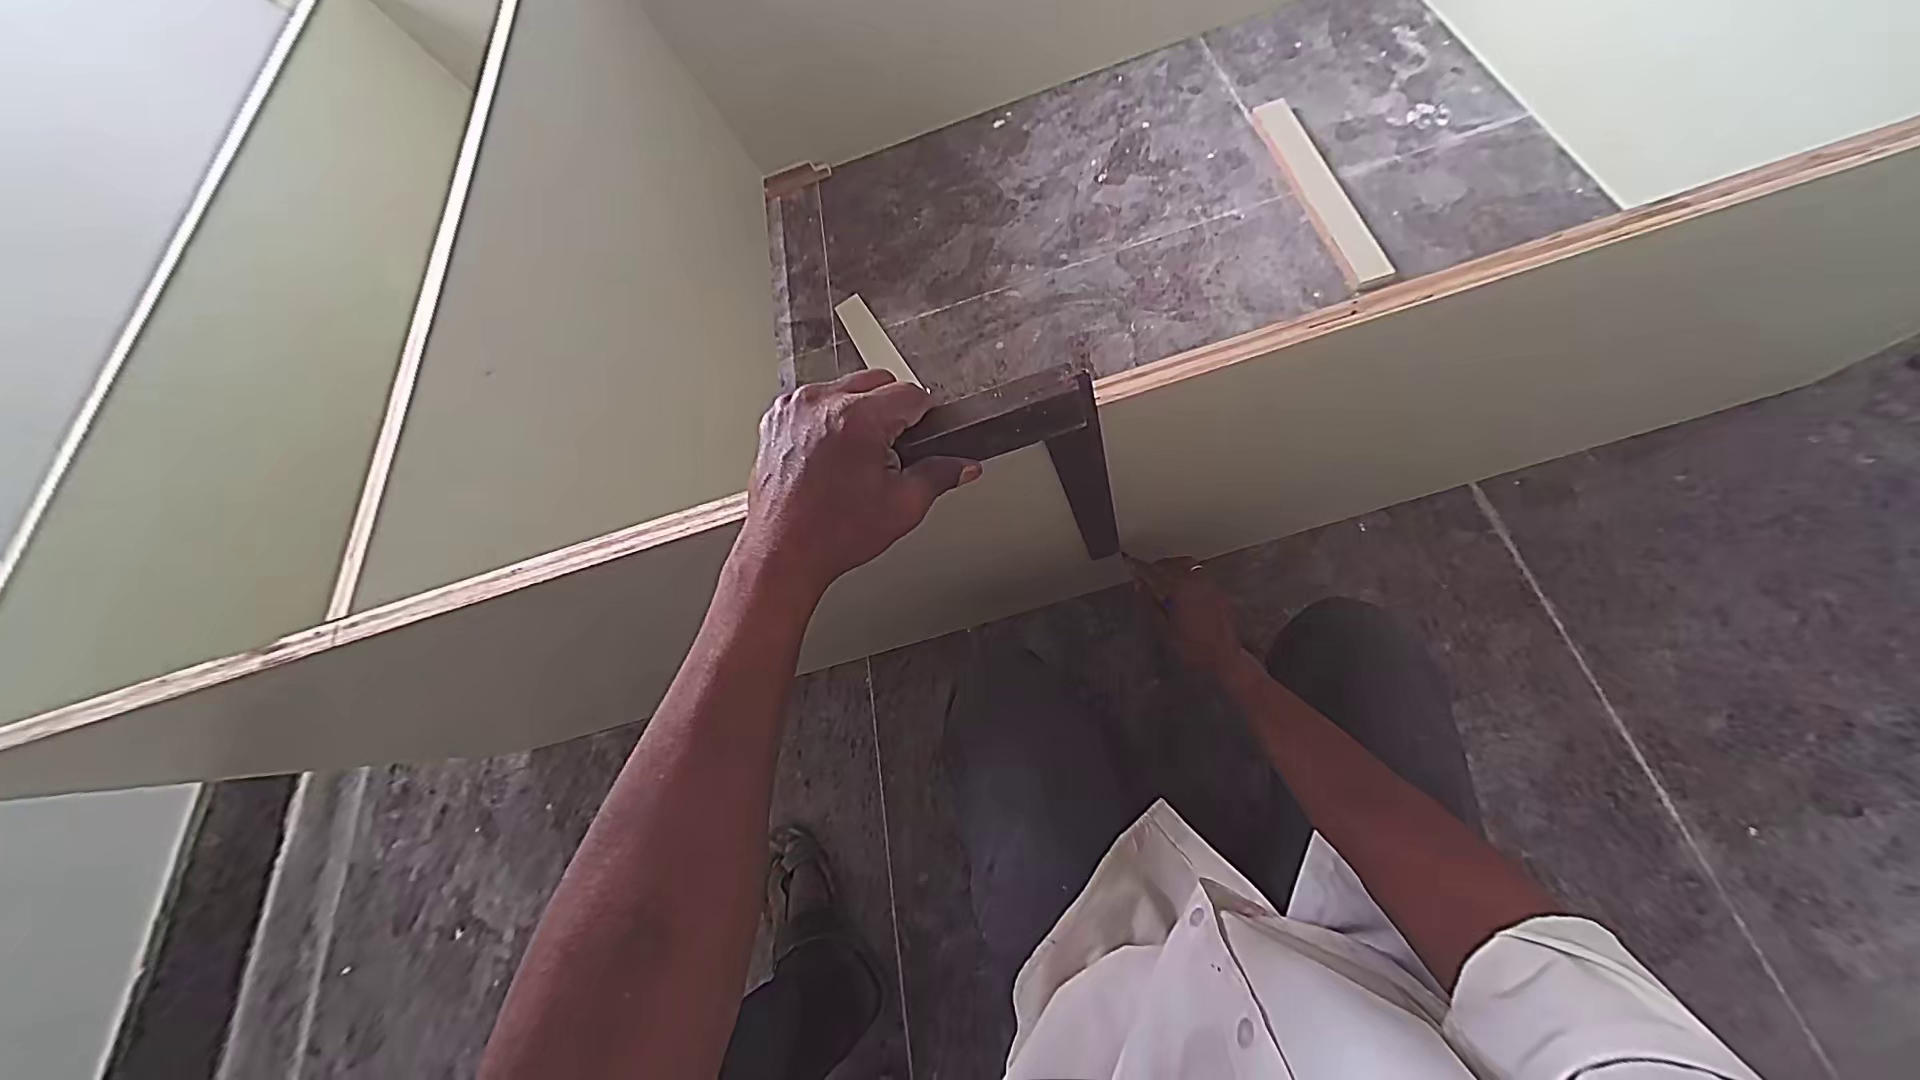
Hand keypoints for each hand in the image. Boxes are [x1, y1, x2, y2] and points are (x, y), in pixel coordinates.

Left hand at [740, 370, 979, 597]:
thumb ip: (939, 476)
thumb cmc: (831, 534)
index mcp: (858, 419)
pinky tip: (831, 456)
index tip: (924, 436)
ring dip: (860, 412)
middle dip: (891, 412)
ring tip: (856, 459)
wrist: (782, 552)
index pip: (912, 394)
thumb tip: (963, 466)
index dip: (926, 418)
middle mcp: (822, 403)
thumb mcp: (902, 507)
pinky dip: (829, 420)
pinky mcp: (778, 418)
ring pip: (846, 388)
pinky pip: (816, 402)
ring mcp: (795, 408)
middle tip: (890, 454)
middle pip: (878, 382)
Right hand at [1127, 555, 1245, 675]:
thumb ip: (1150, 602)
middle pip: (1171, 565)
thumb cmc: (1191, 648)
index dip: (1139, 567)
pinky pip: (1199, 576)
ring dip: (1172, 568)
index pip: (1154, 572)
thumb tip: (1140, 585)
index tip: (1129, 563)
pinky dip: (1186, 575)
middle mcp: (1197, 581)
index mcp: (1180, 587)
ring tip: (1161, 578)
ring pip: (1187, 566)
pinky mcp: (1220, 593)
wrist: (1224, 660)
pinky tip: (1181, 588)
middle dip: (1155, 567)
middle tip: (1142, 574)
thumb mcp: (1163, 626)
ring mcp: (1211, 586)